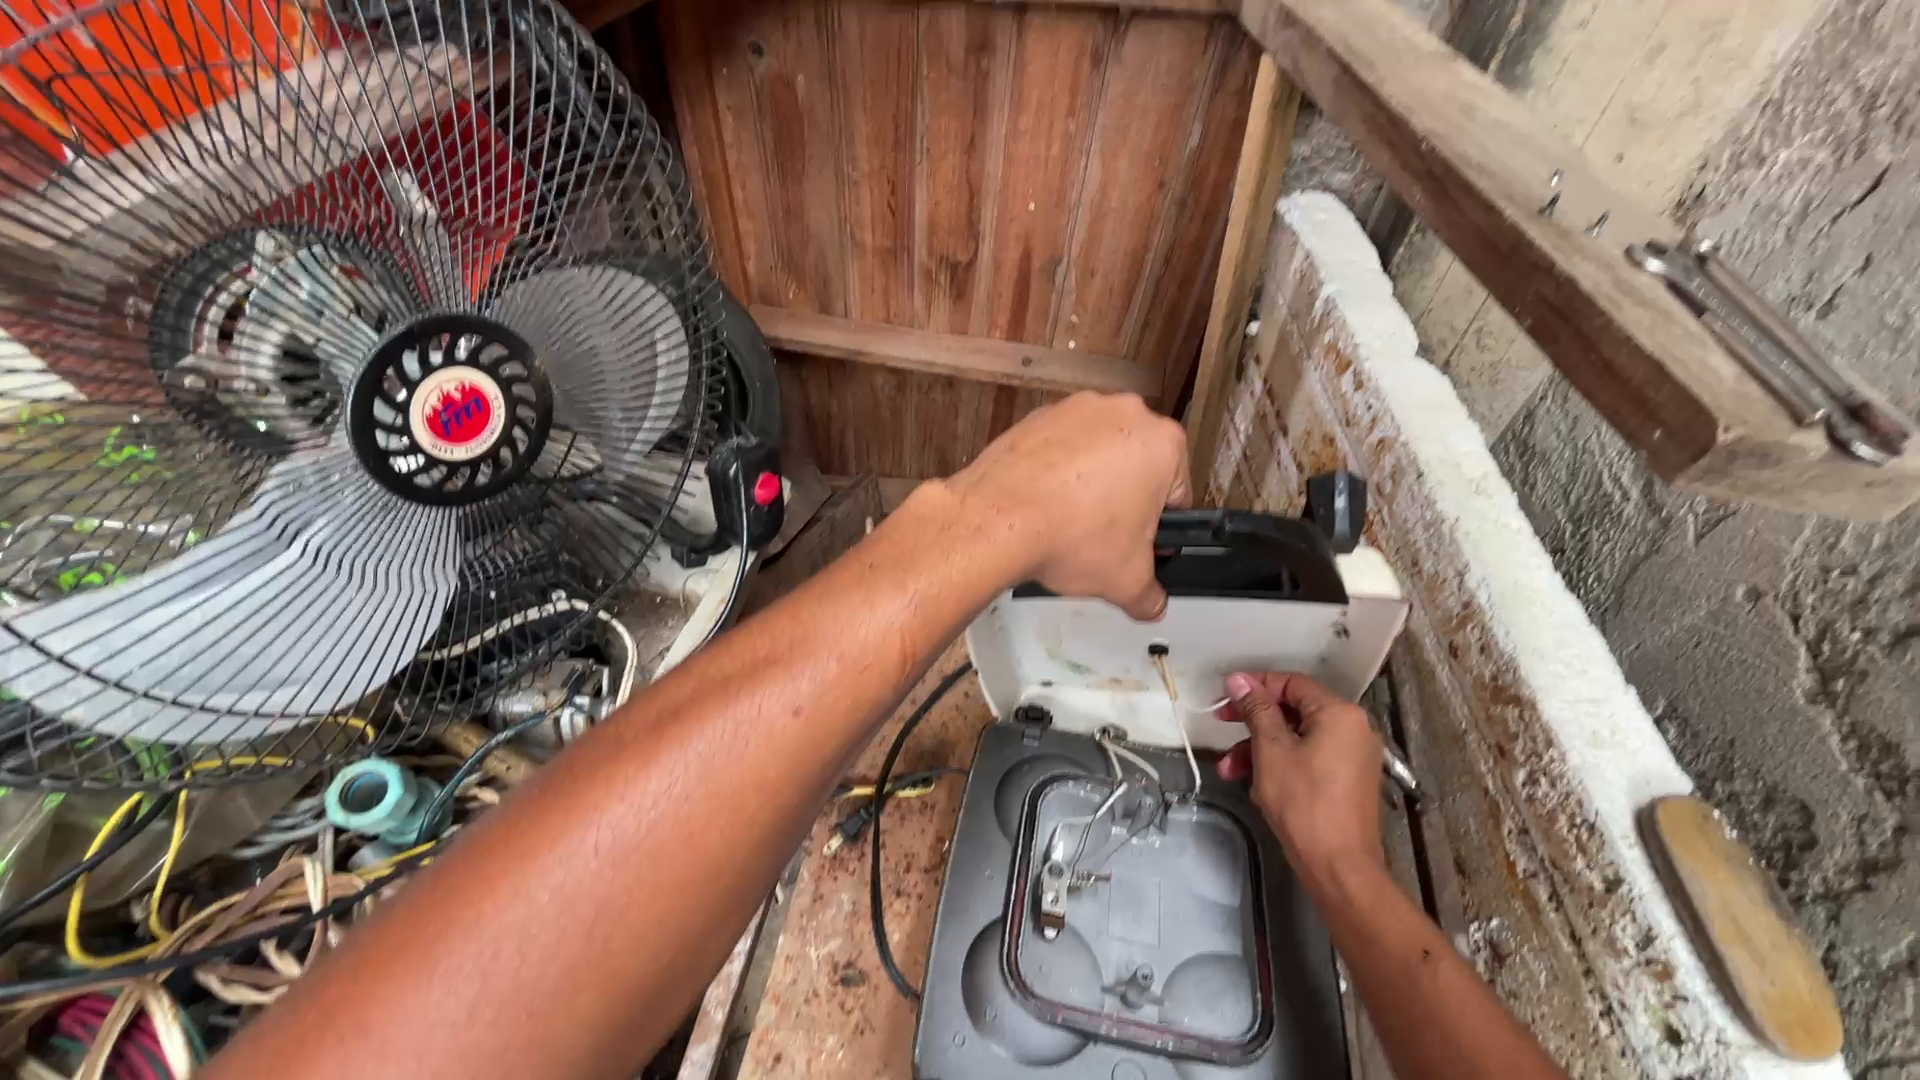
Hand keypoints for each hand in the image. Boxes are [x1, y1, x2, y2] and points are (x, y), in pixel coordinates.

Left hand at [940, 392, 1187, 619]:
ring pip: (1097, 454)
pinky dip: (1056, 472)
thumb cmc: (1070, 536)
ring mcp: (1076, 409)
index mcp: (1163, 443)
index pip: (1177, 494)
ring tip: (1069, 524)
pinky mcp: (1038, 416)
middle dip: (1124, 501)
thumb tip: (1152, 603)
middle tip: (1103, 539)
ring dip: (1090, 484)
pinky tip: (1044, 505)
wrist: (998, 520)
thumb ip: (1150, 595)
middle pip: (1137, 467)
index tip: (1141, 546)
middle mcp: (1123, 414)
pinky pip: (1059, 448)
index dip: (1160, 528)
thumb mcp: (1127, 581)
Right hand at [1215, 672, 1384, 888]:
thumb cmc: (1303, 802)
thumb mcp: (1271, 750)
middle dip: (1253, 722)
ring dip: (1259, 749)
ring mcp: (1352, 756)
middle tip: (1222, 725)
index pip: (1291, 683)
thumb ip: (1256, 709)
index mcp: (1339, 713)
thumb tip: (1238, 680)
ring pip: (1296, 738)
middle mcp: (1353, 728)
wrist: (1339, 866)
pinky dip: (1280, 764)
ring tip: (1229, 770)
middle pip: (1293, 710)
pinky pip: (1308, 758)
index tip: (1224, 697)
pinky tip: (1253, 783)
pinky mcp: (1346, 780)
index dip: (1255, 686)